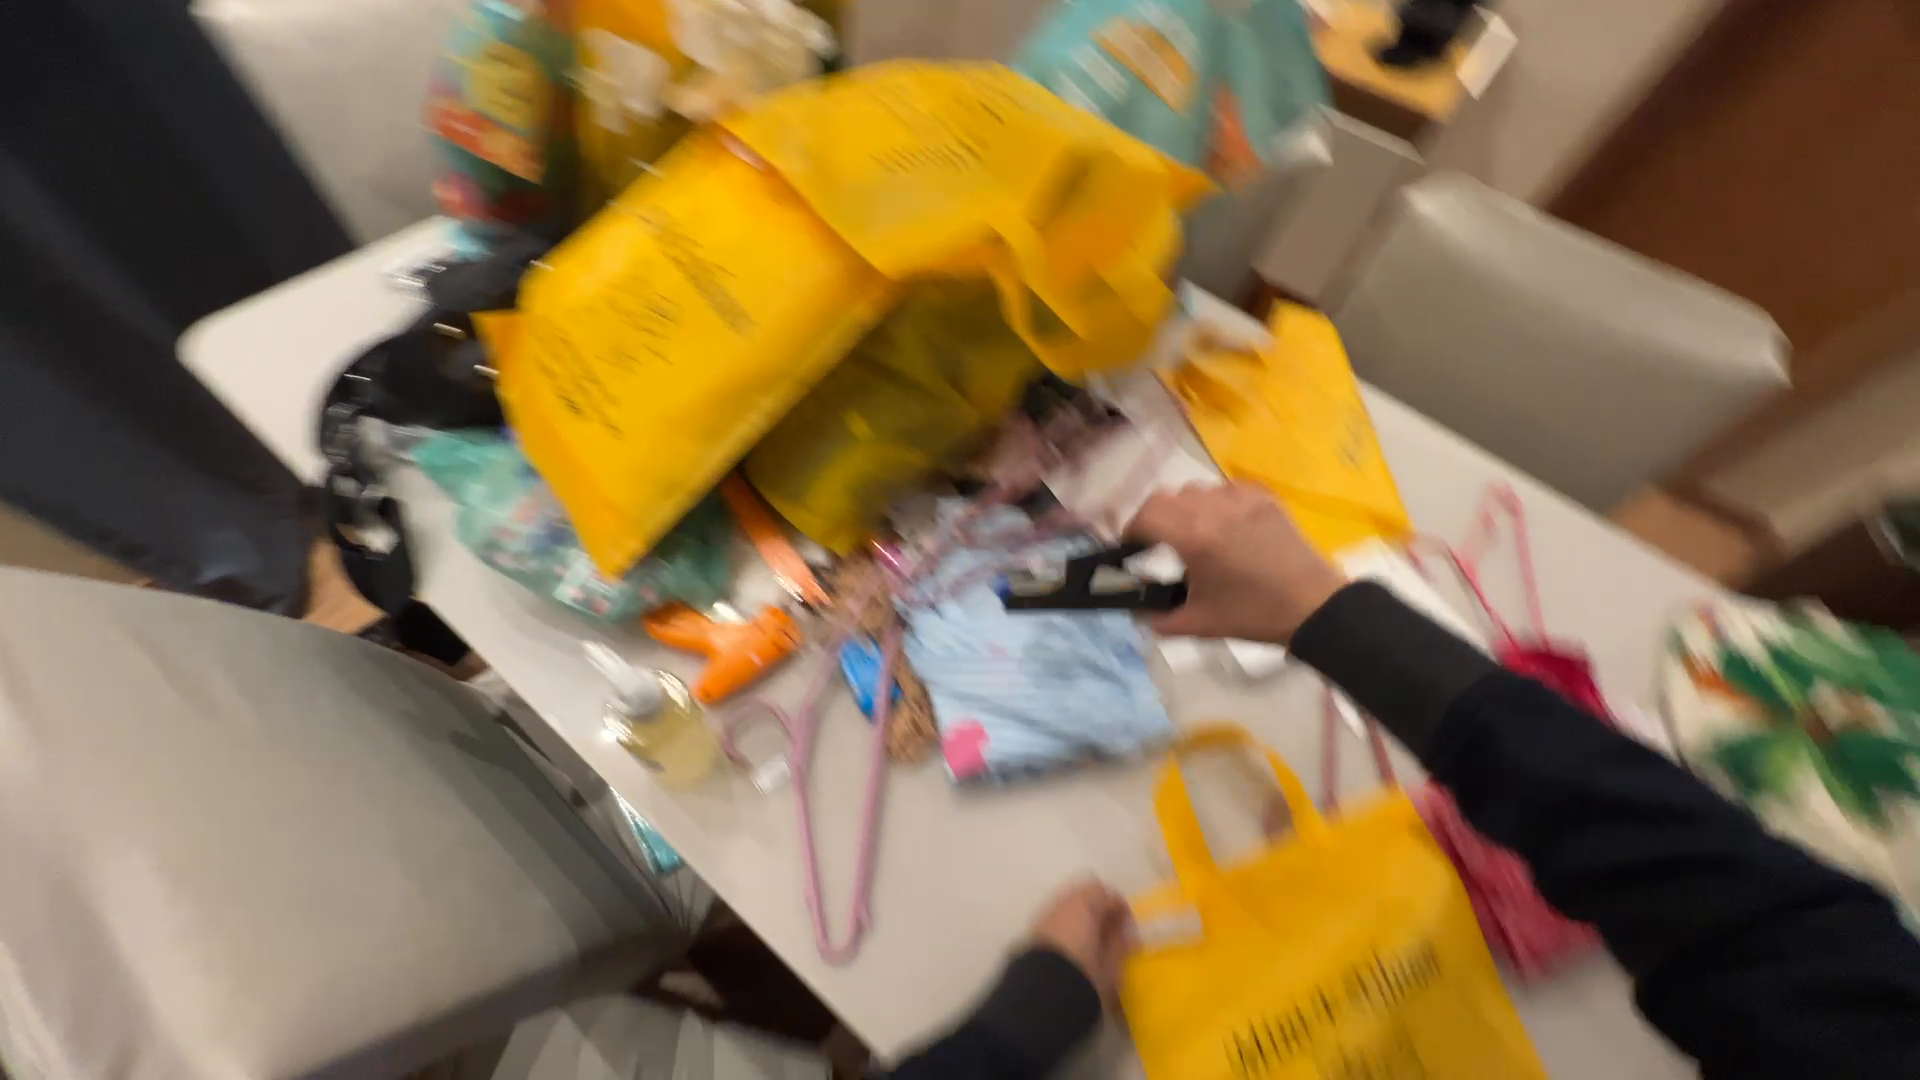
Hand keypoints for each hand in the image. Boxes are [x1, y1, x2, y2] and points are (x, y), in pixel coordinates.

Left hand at [1031, 879, 1136, 1007]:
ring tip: (1091, 939)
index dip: (1122, 911)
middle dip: (1101, 905)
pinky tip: (1073, 945)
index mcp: (1087, 906)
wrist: (1040, 996)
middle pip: (1087, 890)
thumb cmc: (1083, 979)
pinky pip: (1057, 914)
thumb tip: (1124, 932)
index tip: (1128, 930)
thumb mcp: (1111, 967)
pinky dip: (1068, 921)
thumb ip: (1120, 944)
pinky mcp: (1034, 926)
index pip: (1110, 895)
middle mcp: (1065, 902)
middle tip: (1110, 930)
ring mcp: (1047, 912)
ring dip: (1083, 912)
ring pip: (1070, 900)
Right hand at [1126, 482, 1343, 643]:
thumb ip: (1156, 617)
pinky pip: (1224, 490)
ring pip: (1195, 491)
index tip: (1130, 547)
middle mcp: (1214, 509)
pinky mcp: (1263, 498)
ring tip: (1191, 534)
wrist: (1313, 607)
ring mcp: (1241, 499)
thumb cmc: (1252, 616)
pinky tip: (1222, 526)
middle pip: (1165, 498)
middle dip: (1153, 518)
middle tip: (1154, 541)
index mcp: (1195, 537)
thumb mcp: (1197, 623)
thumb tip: (1134, 608)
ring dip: (1183, 509)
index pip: (1146, 516)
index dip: (1131, 530)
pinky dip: (1213, 504)